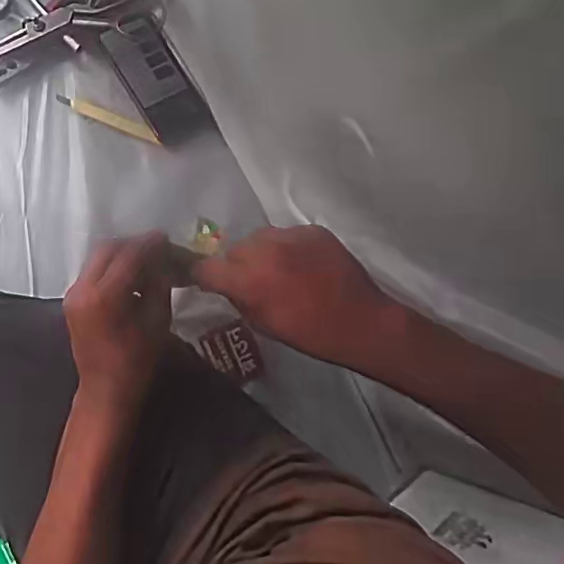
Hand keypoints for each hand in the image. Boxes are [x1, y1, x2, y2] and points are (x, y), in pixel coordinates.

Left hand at [64, 233, 175, 418]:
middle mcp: (82, 289)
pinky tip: (129, 275)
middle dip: (133, 244)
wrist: (104, 391)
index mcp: (104, 296)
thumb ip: (158, 283)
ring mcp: (73, 294)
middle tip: (156, 247)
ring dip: (121, 254)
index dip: (149, 244)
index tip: (166, 237)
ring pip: (97, 258)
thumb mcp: (157, 320)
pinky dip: (111, 267)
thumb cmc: (137, 362)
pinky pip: (92, 272)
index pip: (128, 255)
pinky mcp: (71, 300)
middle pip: (107, 249)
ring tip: (145, 260)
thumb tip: (163, 258)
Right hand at [192, 225, 401, 371]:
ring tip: (281, 271)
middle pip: (234, 250)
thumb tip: (226, 285)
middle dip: (238, 265)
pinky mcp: (312, 230)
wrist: (361, 321)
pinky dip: (288, 248)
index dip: (202, 275)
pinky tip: (304, 265)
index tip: (208, 282)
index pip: (205, 267)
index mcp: (247, 279)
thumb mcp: (262, 323)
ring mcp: (289, 236)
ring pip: (260, 238)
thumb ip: (239, 299)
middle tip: (254, 281)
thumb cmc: (308, 333)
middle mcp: (263, 250)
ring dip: (262, 253)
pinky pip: (287, 235)